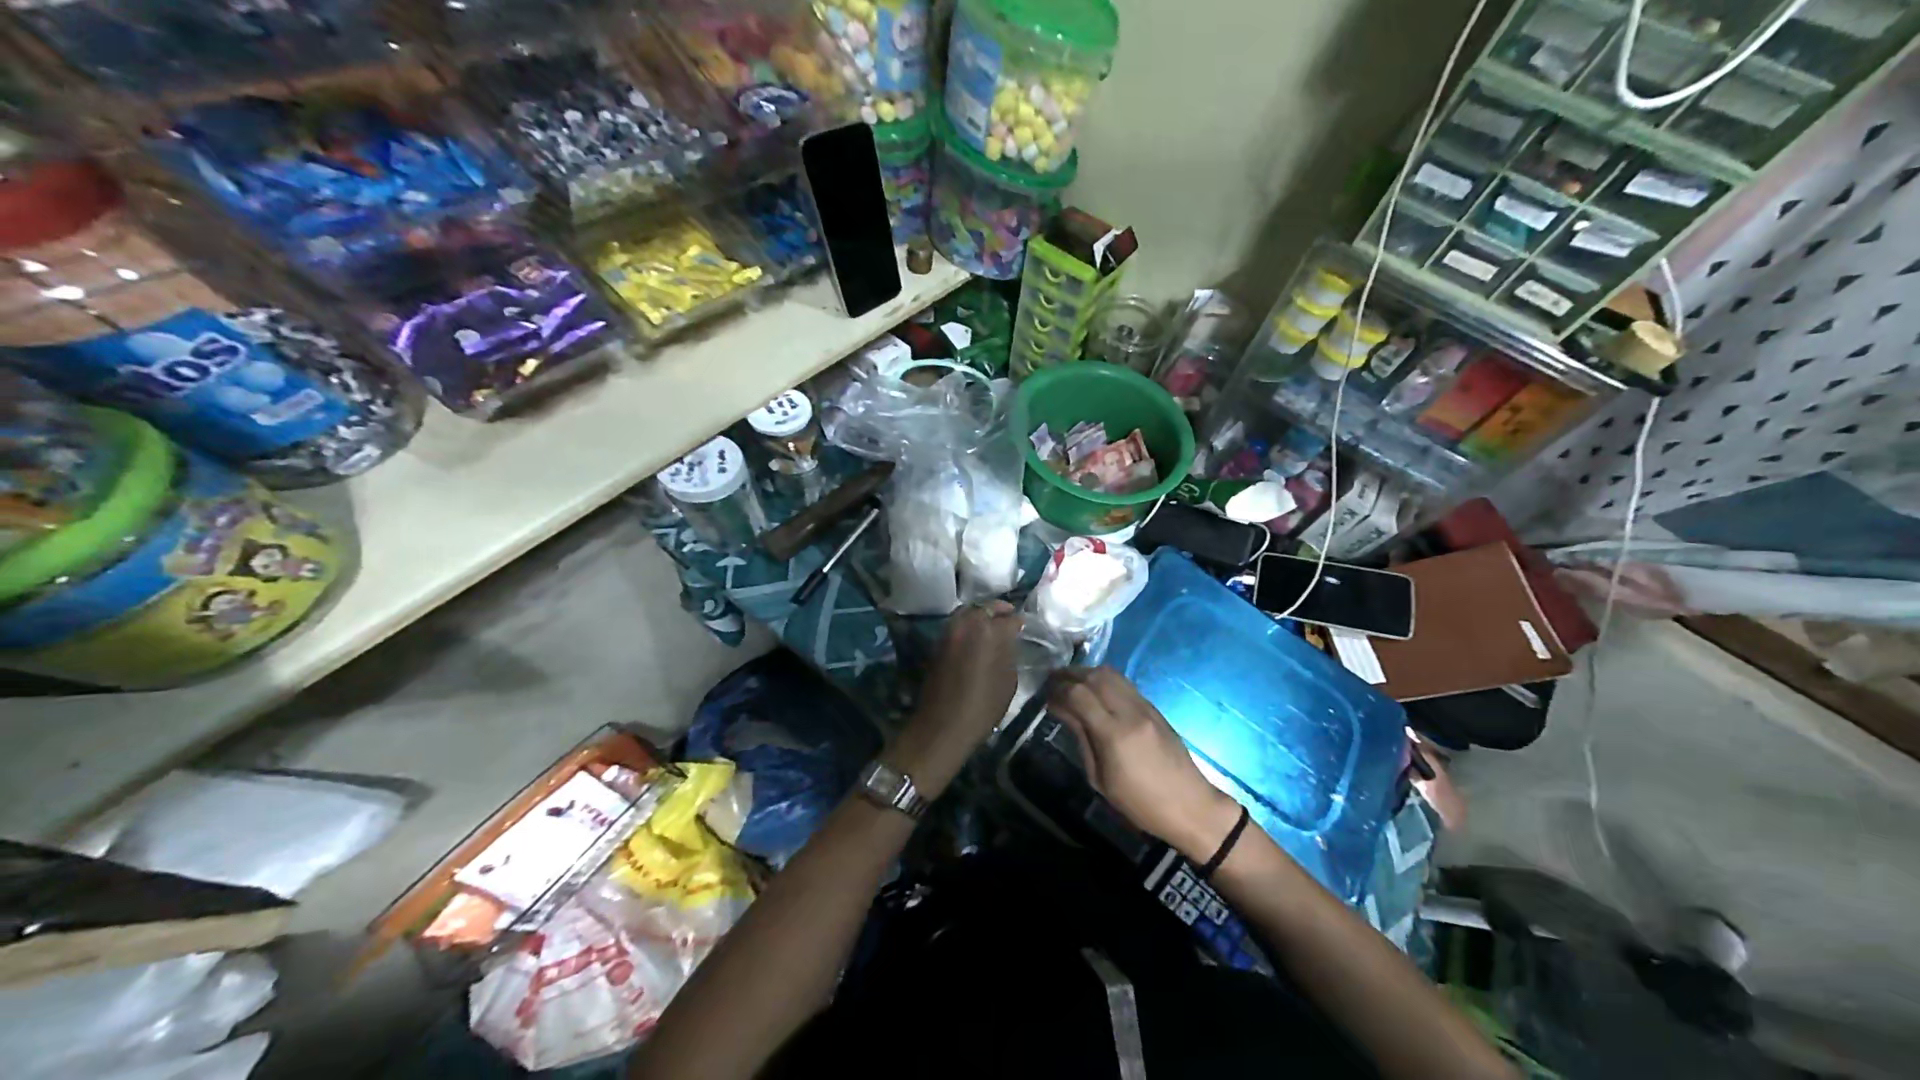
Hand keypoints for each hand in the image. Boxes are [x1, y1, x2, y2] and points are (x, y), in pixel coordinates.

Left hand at [887, 602, 1022, 795]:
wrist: (943, 724)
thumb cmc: (983, 706)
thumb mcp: (1008, 681)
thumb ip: (1009, 654)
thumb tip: (1008, 642)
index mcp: (989, 632)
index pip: (1010, 618)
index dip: (1019, 622)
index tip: (1024, 627)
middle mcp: (967, 624)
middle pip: (985, 607)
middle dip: (998, 610)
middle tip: (1008, 618)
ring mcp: (949, 632)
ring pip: (967, 612)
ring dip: (980, 615)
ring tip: (991, 626)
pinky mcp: (938, 643)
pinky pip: (956, 625)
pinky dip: (967, 625)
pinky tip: (976, 638)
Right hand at [1048, 667, 1242, 861]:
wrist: (1190, 805)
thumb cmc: (1139, 803)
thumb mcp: (1100, 778)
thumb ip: (1082, 738)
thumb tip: (1062, 710)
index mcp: (1113, 734)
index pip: (1079, 695)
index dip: (1058, 690)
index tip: (1045, 696)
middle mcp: (1129, 712)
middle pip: (1094, 677)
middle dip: (1069, 675)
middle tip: (1052, 682)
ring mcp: (1144, 707)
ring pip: (1111, 674)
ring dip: (1087, 673)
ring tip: (1071, 683)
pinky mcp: (1153, 707)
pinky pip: (1124, 683)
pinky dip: (1104, 680)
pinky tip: (1094, 691)